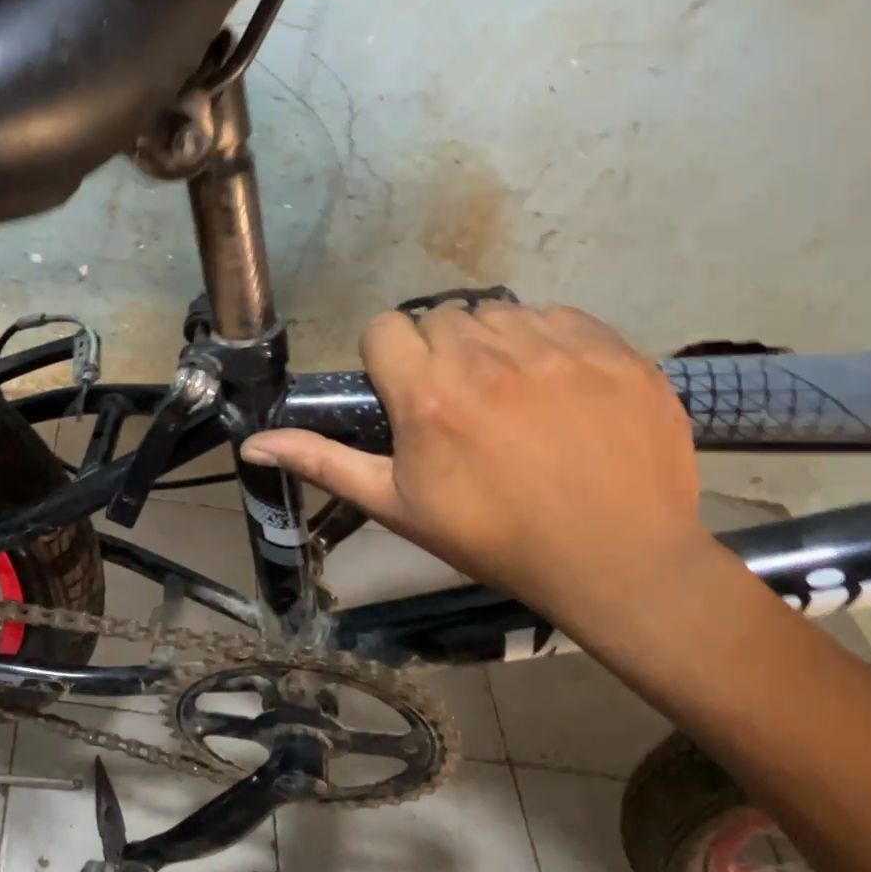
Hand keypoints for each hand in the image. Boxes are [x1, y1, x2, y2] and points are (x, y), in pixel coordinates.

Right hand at [241, 304, 703, 622]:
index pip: (384, 329)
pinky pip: (559, 315)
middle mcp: (485, 357)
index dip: (388, 359)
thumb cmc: (493, 536)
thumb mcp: (397, 506)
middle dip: (440, 351)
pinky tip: (559, 386)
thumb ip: (324, 462)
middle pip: (440, 317)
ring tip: (513, 394)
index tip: (407, 394)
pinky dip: (550, 340)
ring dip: (494, 343)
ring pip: (498, 313)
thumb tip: (253, 442)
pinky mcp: (610, 348)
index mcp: (427, 394)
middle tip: (462, 402)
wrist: (616, 559)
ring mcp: (554, 348)